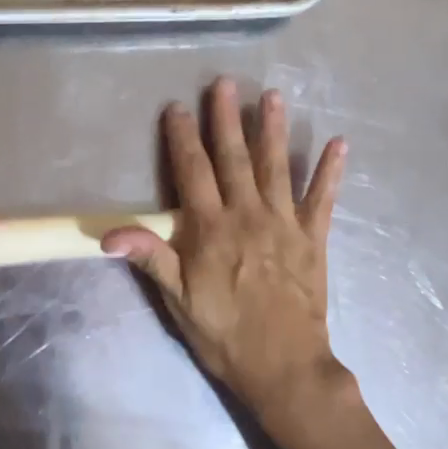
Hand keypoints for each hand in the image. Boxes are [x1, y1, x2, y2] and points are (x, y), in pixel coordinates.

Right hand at [103, 78, 353, 445]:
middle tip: (224, 83)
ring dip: (274, 130)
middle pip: (234, 158)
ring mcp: (284, 224)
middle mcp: (247, 216)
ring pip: (276, 167)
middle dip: (227, 119)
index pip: (192, 173)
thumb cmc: (224, 336)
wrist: (284, 365)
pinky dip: (330, 171)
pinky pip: (323, 199)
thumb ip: (152, 259)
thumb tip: (108, 232)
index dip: (183, 139)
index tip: (177, 108)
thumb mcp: (179, 302)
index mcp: (210, 230)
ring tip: (272, 96)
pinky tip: (339, 144)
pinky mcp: (313, 239)